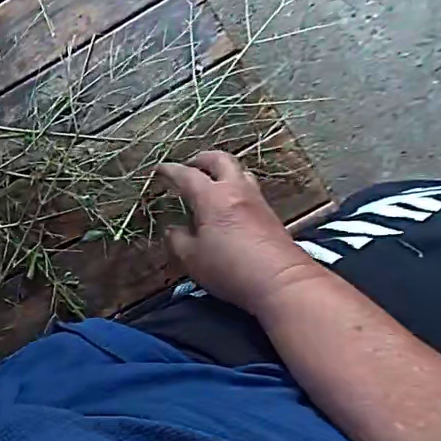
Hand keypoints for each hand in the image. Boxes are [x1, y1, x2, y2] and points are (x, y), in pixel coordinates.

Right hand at [157, 152, 325, 314]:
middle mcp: (236, 192)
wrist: (282, 282)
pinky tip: (227, 205)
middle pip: (221, 160)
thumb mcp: (190, 257)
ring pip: (240, 173)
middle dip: (202, 159)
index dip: (170, 170)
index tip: (159, 169)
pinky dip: (234, 189)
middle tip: (189, 165)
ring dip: (222, 172)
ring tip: (210, 183)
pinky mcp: (270, 216)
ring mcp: (257, 202)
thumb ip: (177, 238)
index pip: (187, 175)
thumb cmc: (229, 268)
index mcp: (212, 198)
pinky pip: (249, 191)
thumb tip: (173, 229)